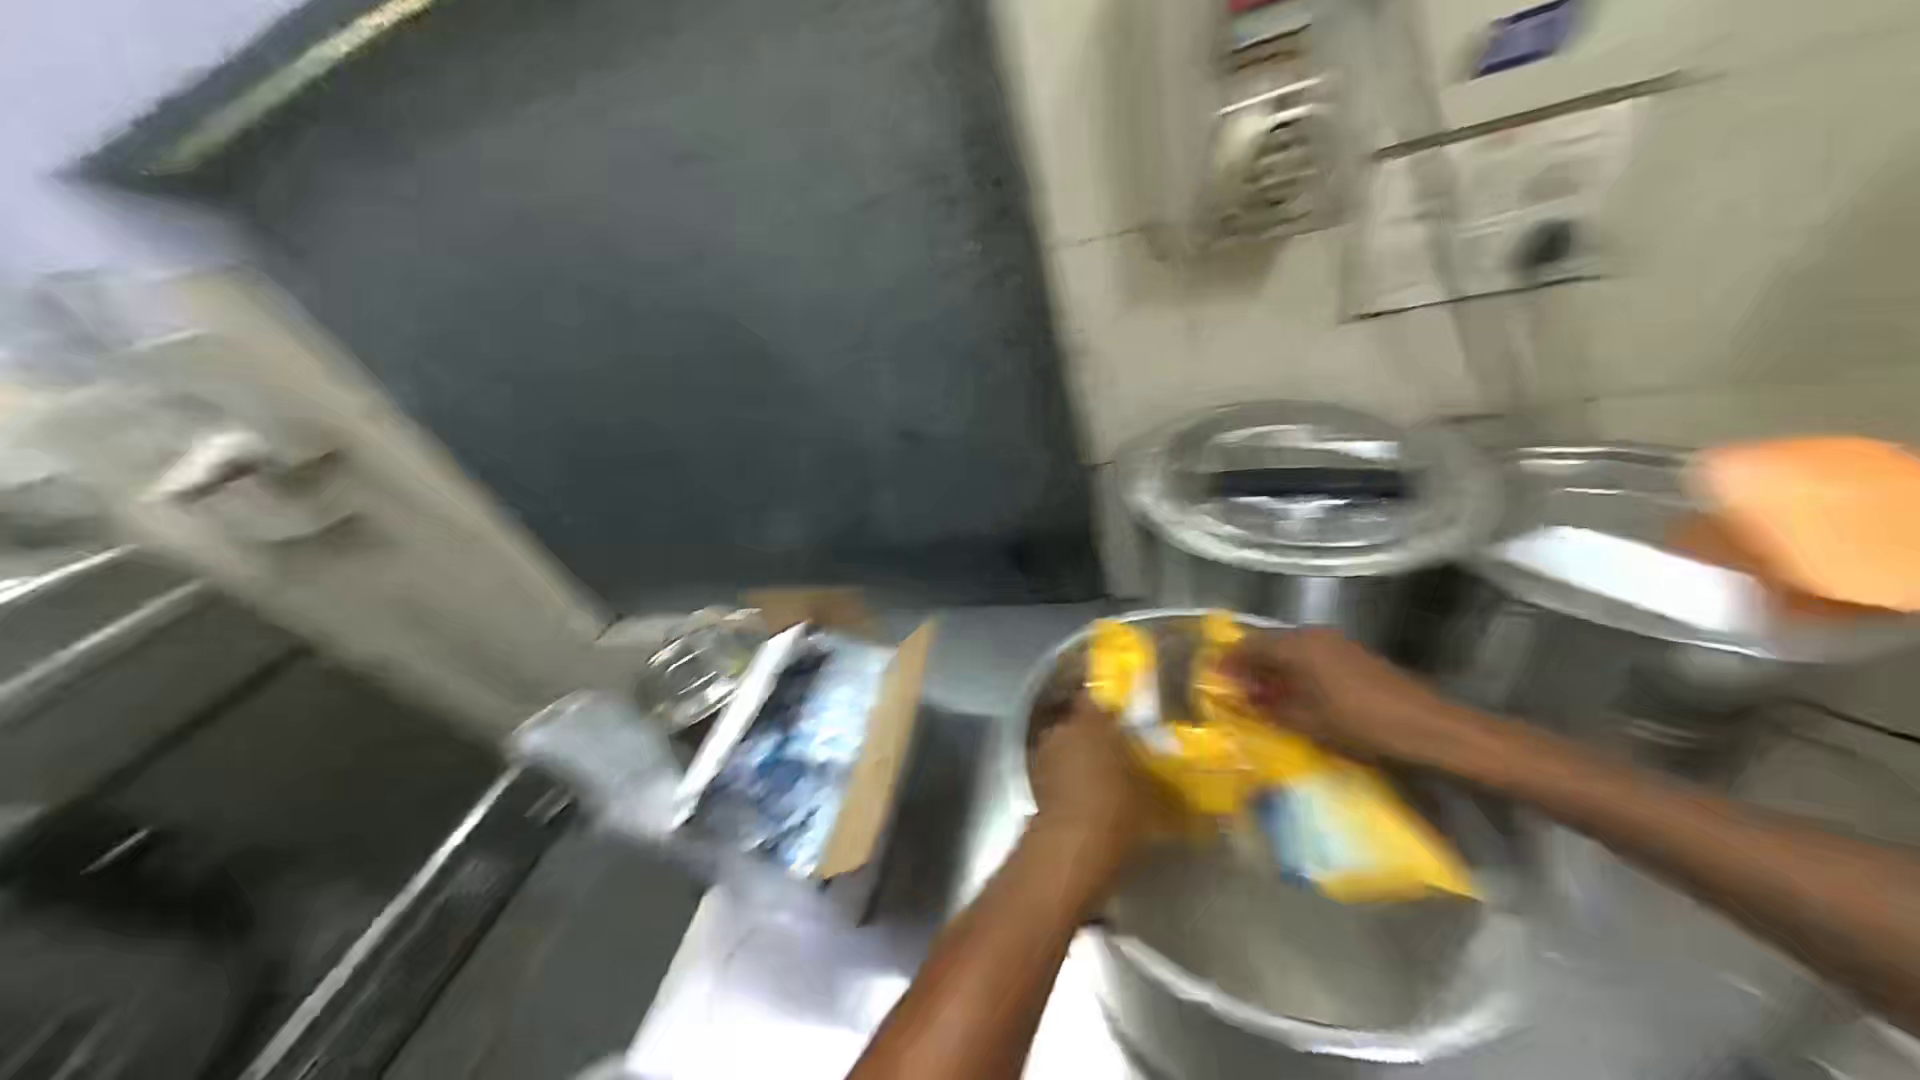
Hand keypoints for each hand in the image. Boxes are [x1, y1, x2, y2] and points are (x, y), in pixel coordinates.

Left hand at [1027, 696, 1157, 898]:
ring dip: (1073, 755)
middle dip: (1089, 733)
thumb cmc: (1119, 807)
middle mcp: (1061, 731)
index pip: (1092, 699)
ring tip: (1095, 775)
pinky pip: (1053, 769)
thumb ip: (1151, 771)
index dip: (1103, 707)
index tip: (1118, 717)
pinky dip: (1063, 776)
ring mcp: (1043, 755)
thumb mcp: (1149, 789)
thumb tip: (1160, 772)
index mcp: (1090, 722)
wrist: (1074, 845)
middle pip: (1074, 723)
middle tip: (1111, 749)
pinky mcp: (1033, 781)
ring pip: (1061, 746)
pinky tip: (1080, 793)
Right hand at [1229, 628, 1494, 769]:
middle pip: (1268, 643)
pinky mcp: (1353, 654)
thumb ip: (1267, 706)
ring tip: (1265, 698)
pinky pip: (1310, 656)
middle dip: (1249, 666)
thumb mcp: (1305, 721)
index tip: (1215, 682)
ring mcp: (1336, 642)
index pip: (1247, 645)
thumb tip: (1242, 698)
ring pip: (1290, 650)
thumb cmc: (1360, 724)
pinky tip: (1297, 697)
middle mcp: (1313, 635)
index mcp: (1296, 645)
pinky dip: (1295, 672)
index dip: (1228, 663)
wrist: (1430, 728)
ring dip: (1273, 670)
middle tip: (1237, 693)